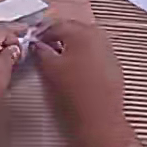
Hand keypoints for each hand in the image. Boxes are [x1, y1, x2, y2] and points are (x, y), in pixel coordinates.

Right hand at [35, 20, 140, 146]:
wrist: (100, 121)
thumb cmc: (72, 91)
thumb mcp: (49, 68)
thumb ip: (40, 50)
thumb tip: (36, 44)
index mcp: (81, 32)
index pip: (56, 25)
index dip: (41, 32)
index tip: (32, 41)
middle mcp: (97, 36)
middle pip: (72, 29)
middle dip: (57, 35)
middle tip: (43, 47)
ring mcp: (108, 50)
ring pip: (84, 40)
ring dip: (70, 45)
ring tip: (57, 58)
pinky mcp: (113, 65)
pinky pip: (94, 52)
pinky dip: (82, 54)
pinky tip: (74, 68)